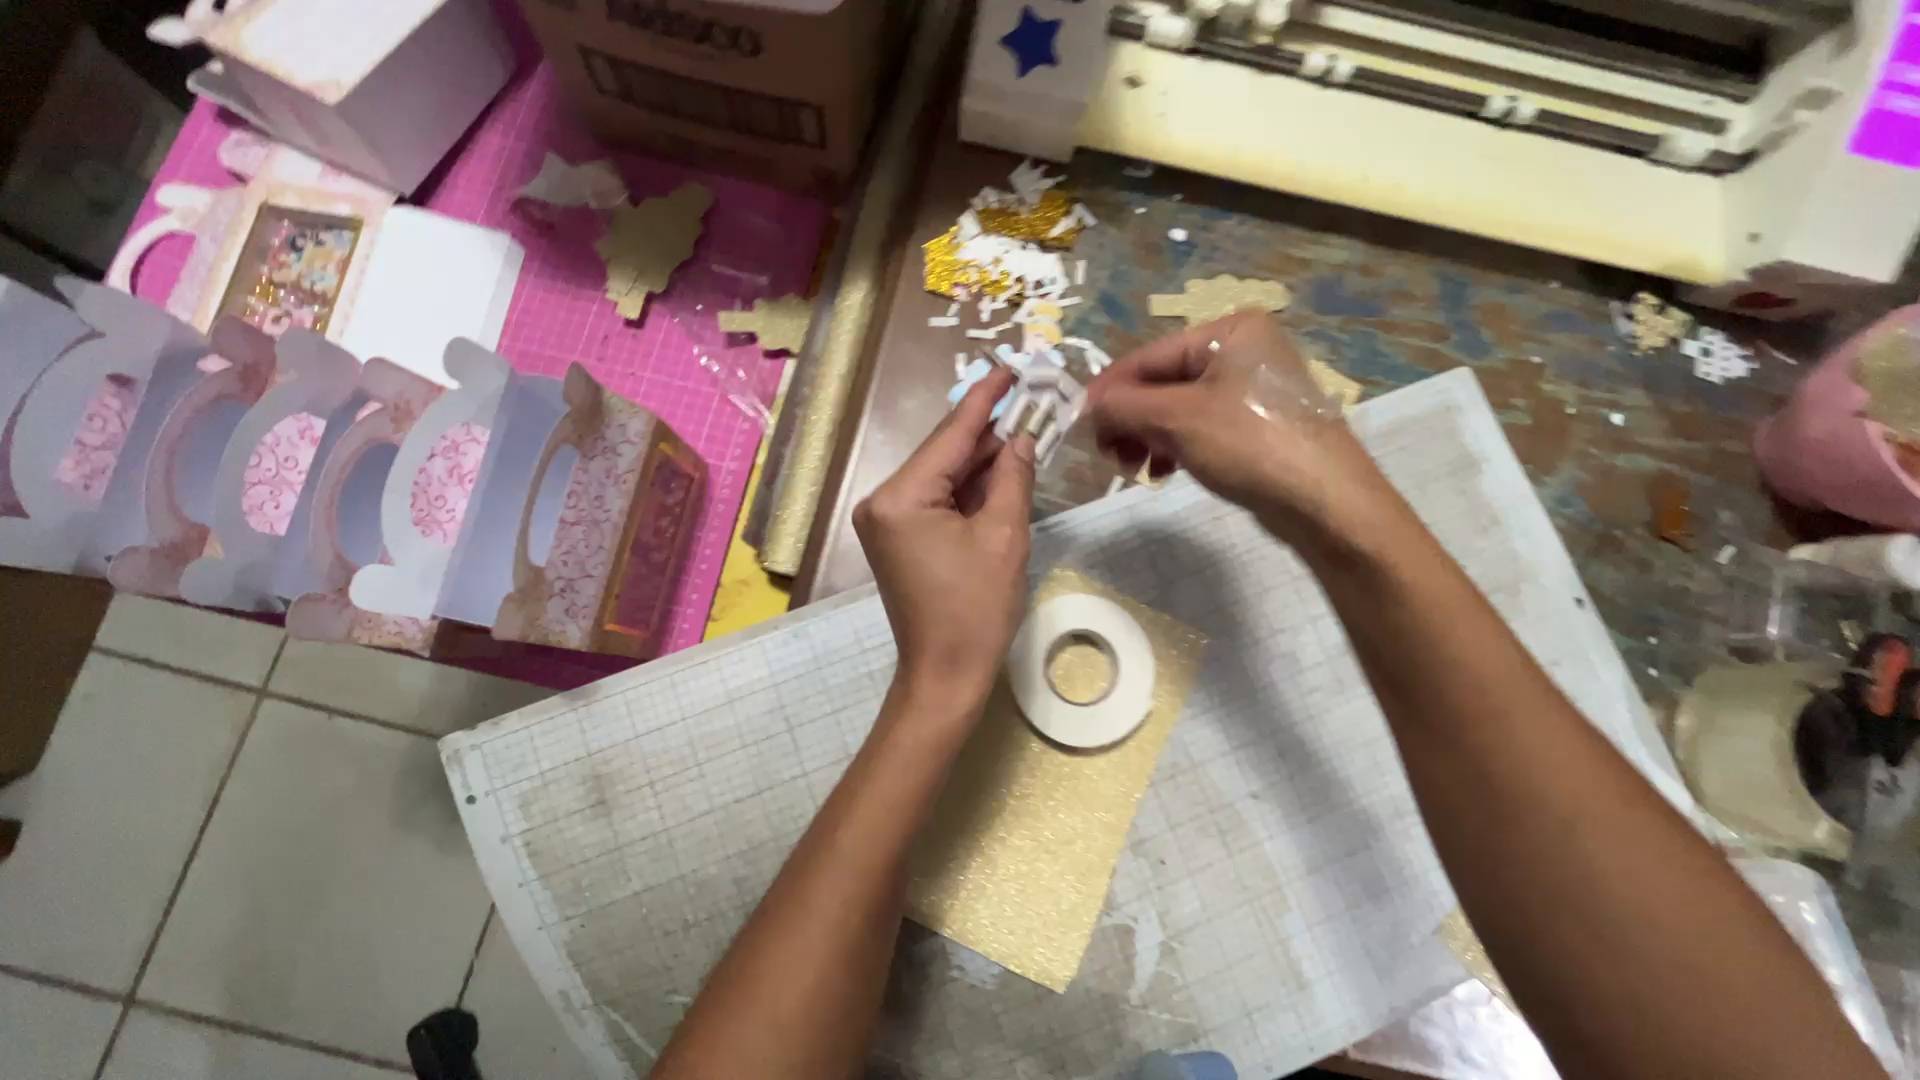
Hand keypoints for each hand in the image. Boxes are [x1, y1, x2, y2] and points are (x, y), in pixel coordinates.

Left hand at [855, 367, 1035, 707]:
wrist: (945, 674)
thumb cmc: (976, 610)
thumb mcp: (1004, 536)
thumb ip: (1012, 476)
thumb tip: (1022, 436)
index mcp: (901, 497)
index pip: (950, 435)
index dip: (985, 400)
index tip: (1009, 367)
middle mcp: (883, 501)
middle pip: (944, 454)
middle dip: (988, 433)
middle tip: (1030, 403)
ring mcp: (886, 521)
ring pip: (942, 477)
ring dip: (981, 462)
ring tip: (1025, 432)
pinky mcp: (897, 539)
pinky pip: (936, 501)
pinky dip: (967, 490)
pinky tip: (1001, 471)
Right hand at [1086, 311, 1398, 546]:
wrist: (1325, 501)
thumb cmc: (1250, 444)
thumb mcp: (1176, 420)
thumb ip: (1123, 406)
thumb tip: (1085, 406)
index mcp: (1229, 330)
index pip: (1148, 355)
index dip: (1108, 389)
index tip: (1076, 422)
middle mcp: (1243, 349)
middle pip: (1162, 382)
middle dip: (1130, 419)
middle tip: (1109, 454)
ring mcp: (1253, 387)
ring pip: (1178, 408)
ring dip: (1148, 436)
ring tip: (1135, 469)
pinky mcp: (1259, 423)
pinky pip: (1201, 426)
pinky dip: (1175, 446)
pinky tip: (1164, 471)